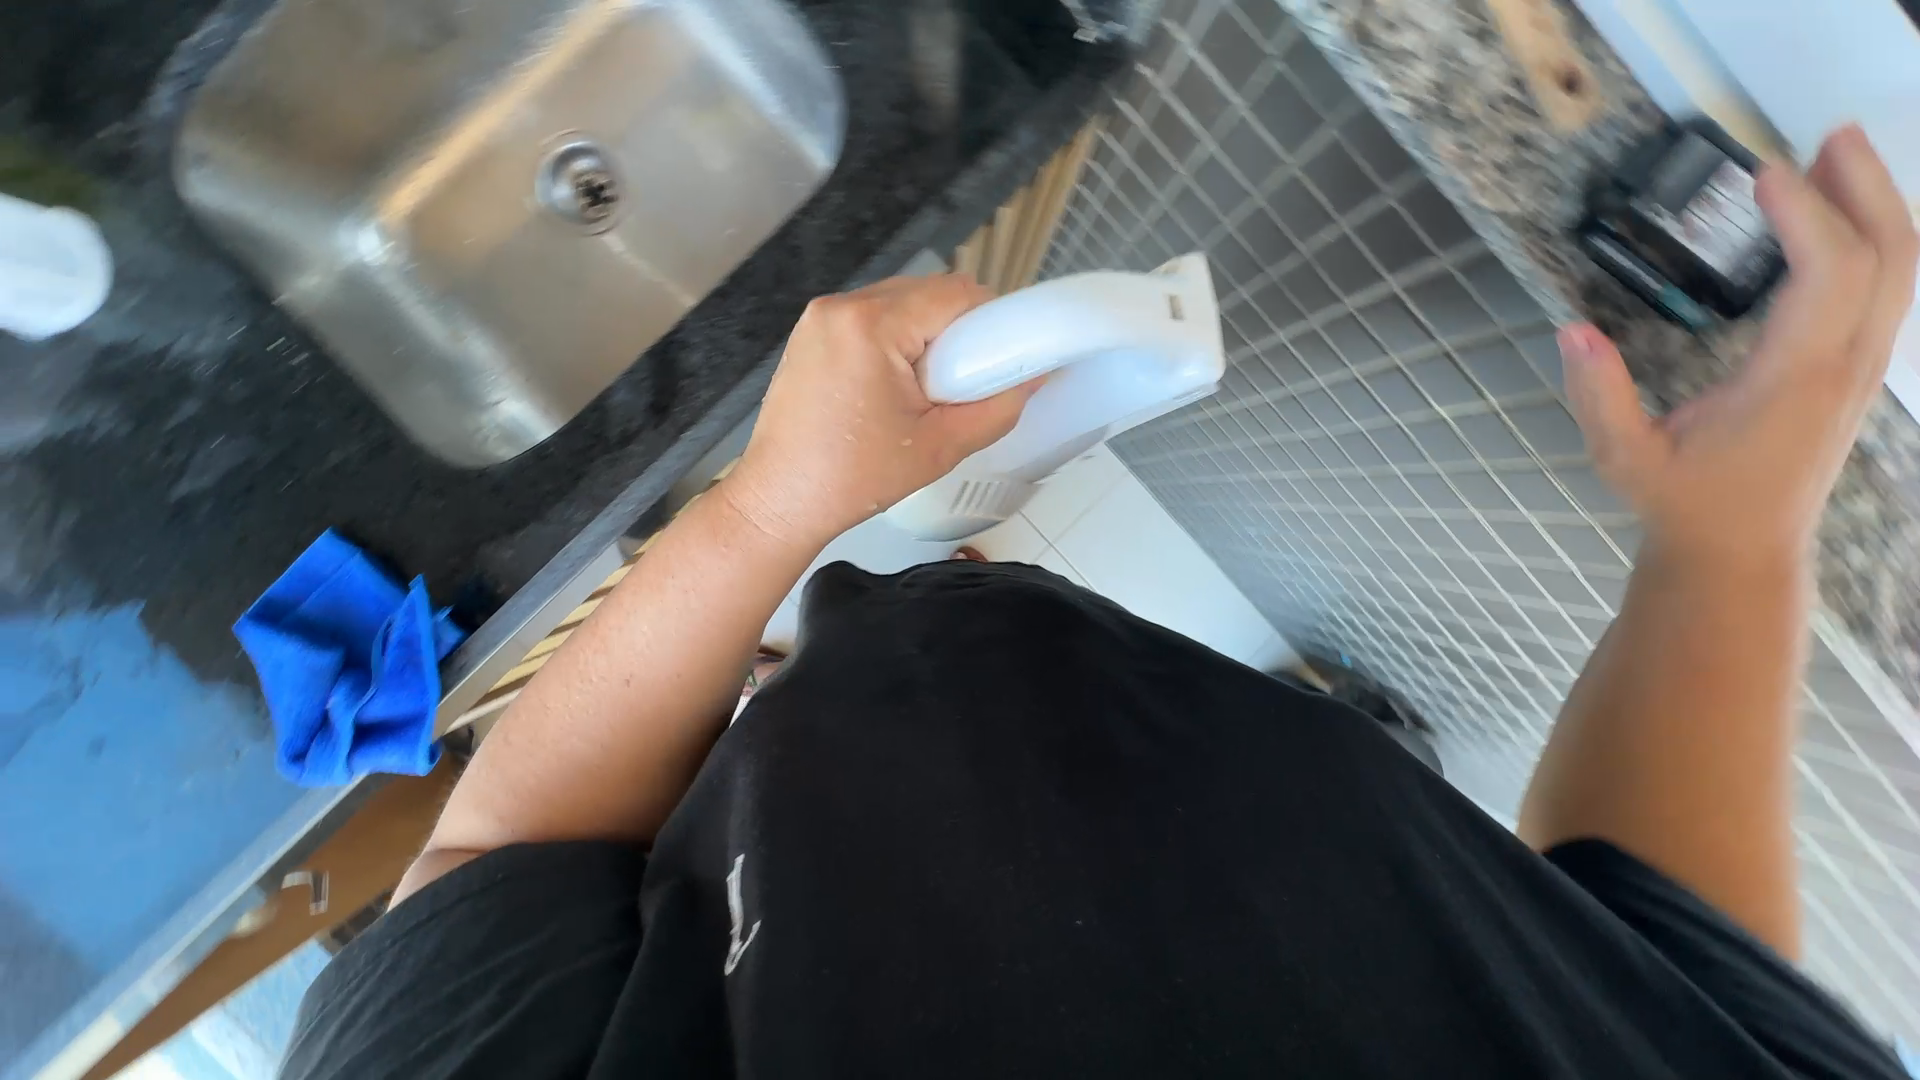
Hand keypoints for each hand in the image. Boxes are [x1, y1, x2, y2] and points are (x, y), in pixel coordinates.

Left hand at [723, 274, 1040, 546]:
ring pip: (900, 304)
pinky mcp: (810, 333)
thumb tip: (1036, 376)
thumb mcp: (941, 448)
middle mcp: (841, 307)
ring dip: (925, 336)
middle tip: (959, 385)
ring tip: (923, 392)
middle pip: (927, 292)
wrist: (781, 500)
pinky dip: (894, 342)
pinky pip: (871, 319)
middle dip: (955, 332)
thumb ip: (998, 407)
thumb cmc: (853, 480)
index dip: (989, 323)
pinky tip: (891, 389)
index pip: (956, 294)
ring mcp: (819, 317)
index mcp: (871, 326)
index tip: (995, 363)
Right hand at [1562, 125, 1917, 569]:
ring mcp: (1857, 370)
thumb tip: (1571, 331)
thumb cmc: (1681, 502)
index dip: (1805, 216)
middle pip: (1891, 256)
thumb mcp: (1622, 455)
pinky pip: (1885, 292)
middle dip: (1865, 189)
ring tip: (1839, 165)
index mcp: (1791, 379)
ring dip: (1878, 209)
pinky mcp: (1850, 374)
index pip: (1827, 276)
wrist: (1739, 548)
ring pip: (1902, 270)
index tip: (1765, 175)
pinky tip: (1840, 230)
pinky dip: (1873, 245)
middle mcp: (1843, 366)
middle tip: (1828, 138)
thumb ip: (1596, 394)